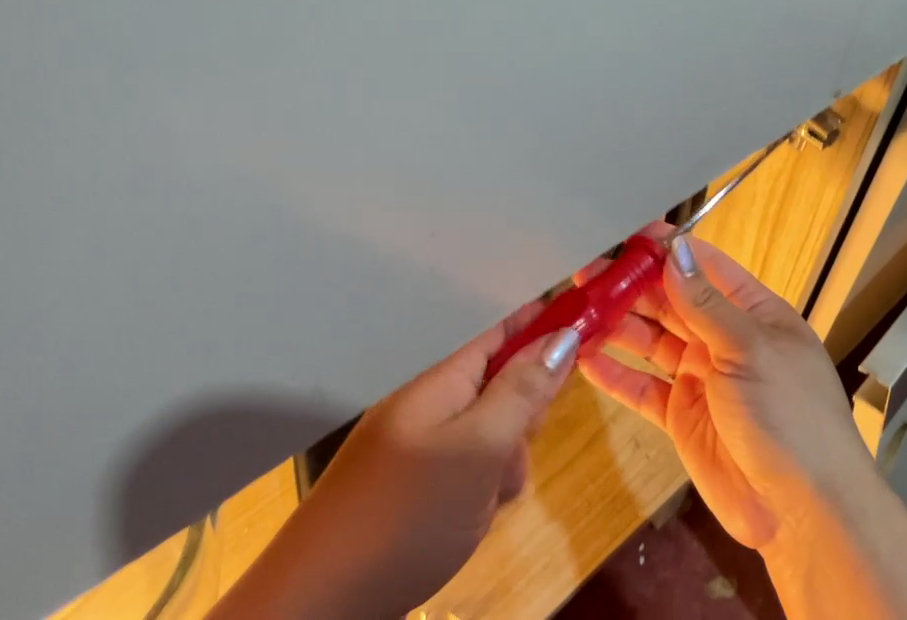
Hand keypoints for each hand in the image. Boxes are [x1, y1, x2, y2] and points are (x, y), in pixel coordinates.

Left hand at [209, 303, 579, 619]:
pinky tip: (471, 520)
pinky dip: (481, 489)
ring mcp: (417, 449)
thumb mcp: (479, 450)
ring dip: (503, 462)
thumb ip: (523, 392)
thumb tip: (562, 336)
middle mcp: (427, 406)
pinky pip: (467, 471)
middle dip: (523, 416)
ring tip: (485, 501)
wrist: (320, 604)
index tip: (586, 315)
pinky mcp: (413, 490)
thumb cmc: (406, 515)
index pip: (500, 333)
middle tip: (513, 455)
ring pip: (488, 436)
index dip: (542, 322)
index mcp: (439, 383)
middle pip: (498, 385)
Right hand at [578, 225, 906, 618]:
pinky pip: (643, 387)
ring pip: (652, 341)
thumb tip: (676, 250)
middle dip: (631, 287)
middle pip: (671, 302)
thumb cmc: (789, 415)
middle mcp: (726, 339)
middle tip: (585, 272)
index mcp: (754, 314)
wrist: (802, 510)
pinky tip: (585, 359)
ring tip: (576, 309)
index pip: (705, 268)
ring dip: (617, 325)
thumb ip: (706, 303)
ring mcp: (702, 378)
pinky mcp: (682, 417)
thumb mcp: (750, 349)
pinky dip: (616, 374)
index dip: (668, 249)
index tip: (626, 234)